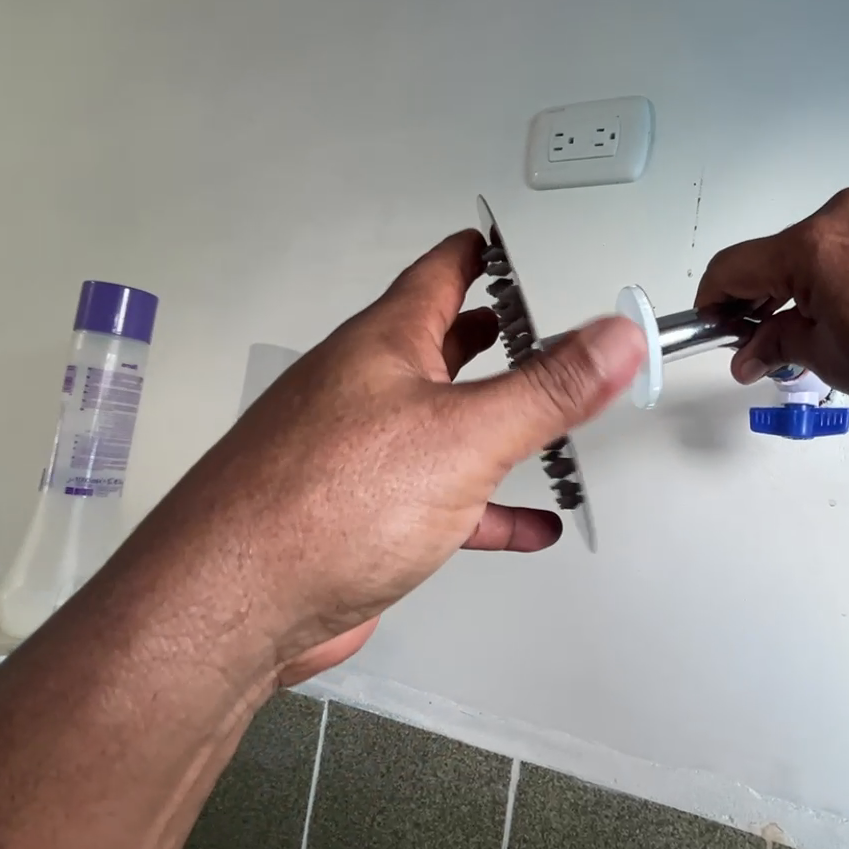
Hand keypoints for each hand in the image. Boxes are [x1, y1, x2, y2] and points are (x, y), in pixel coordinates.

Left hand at [120, 230, 644, 683]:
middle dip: (489, 334)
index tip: (501, 240)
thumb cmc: (317, 506)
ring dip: (495, 423)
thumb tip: (612, 338)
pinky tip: (523, 525)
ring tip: (539, 419)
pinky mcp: (367, 516)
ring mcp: (364, 454)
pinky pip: (444, 499)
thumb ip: (546, 388)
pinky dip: (489, 507)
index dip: (478, 252)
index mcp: (386, 347)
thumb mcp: (462, 435)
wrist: (236, 608)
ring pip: (445, 425)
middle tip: (525, 321)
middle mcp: (369, 392)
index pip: (439, 273)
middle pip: (441, 346)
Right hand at [695, 187, 848, 419]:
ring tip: (796, 344)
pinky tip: (833, 323)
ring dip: (789, 296)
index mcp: (812, 244)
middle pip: (770, 258)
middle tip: (752, 349)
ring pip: (806, 257)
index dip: (711, 302)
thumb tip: (750, 353)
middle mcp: (840, 217)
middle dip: (753, 304)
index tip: (708, 329)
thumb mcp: (831, 359)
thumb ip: (778, 345)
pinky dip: (823, 285)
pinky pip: (842, 253)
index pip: (734, 266)